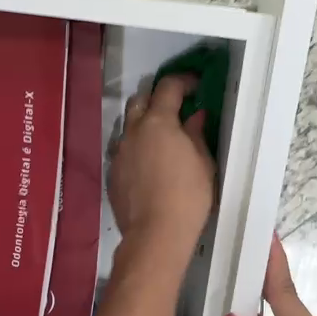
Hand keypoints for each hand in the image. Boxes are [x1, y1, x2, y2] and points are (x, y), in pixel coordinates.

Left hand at [109, 74, 213, 268]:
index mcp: (158, 122)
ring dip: (143, 124)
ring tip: (160, 138)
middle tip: (174, 108)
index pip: (168, 87)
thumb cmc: (188, 197)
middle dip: (156, 97)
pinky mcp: (113, 175)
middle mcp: (133, 132)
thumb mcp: (203, 163)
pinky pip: (123, 151)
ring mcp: (119, 153)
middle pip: (139, 100)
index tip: (196, 86)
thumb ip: (196, 135)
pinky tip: (148, 164)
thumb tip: (194, 117)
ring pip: (128, 127)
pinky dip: (136, 148)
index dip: (184, 81)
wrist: (155, 234)